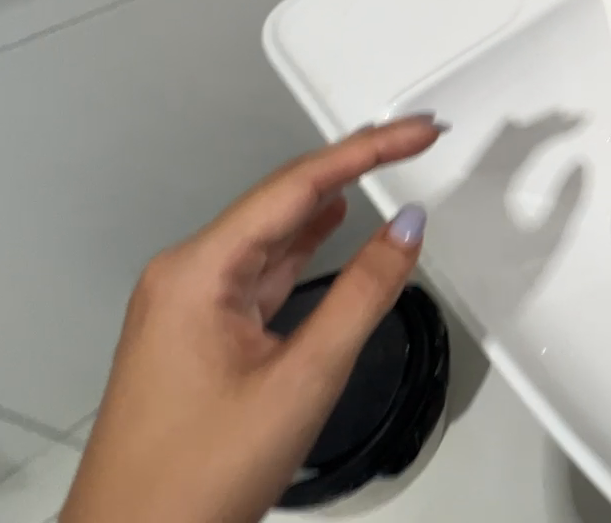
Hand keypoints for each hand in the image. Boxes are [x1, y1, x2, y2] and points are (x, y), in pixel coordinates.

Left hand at [61, 115, 445, 522]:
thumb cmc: (198, 477)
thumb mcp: (304, 377)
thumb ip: (365, 291)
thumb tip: (409, 225)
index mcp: (199, 273)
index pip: (300, 186)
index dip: (369, 149)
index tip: (419, 132)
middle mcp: (190, 274)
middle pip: (287, 194)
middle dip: (356, 160)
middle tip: (415, 138)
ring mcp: (195, 300)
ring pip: (279, 224)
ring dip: (339, 192)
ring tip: (389, 162)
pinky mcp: (207, 326)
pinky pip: (269, 259)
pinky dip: (313, 233)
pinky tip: (337, 218)